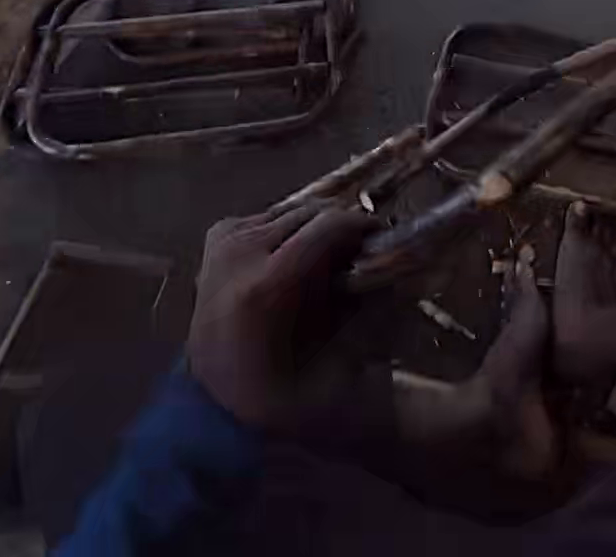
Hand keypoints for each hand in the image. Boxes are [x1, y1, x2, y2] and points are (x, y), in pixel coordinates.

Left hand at [187, 202, 372, 428]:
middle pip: (310, 214)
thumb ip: (370, 314)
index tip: (383, 239)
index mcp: (265, 286)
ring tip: (327, 266)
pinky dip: (290, 233)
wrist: (218, 405)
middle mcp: (240, 252)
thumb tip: (397, 270)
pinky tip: (294, 264)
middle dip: (341, 231)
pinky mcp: (219, 235)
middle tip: (360, 258)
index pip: (327, 225)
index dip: (362, 227)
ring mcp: (225, 240)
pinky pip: (269, 217)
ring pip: (292, 212)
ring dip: (316, 232)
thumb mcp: (337, 370)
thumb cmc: (280, 399)